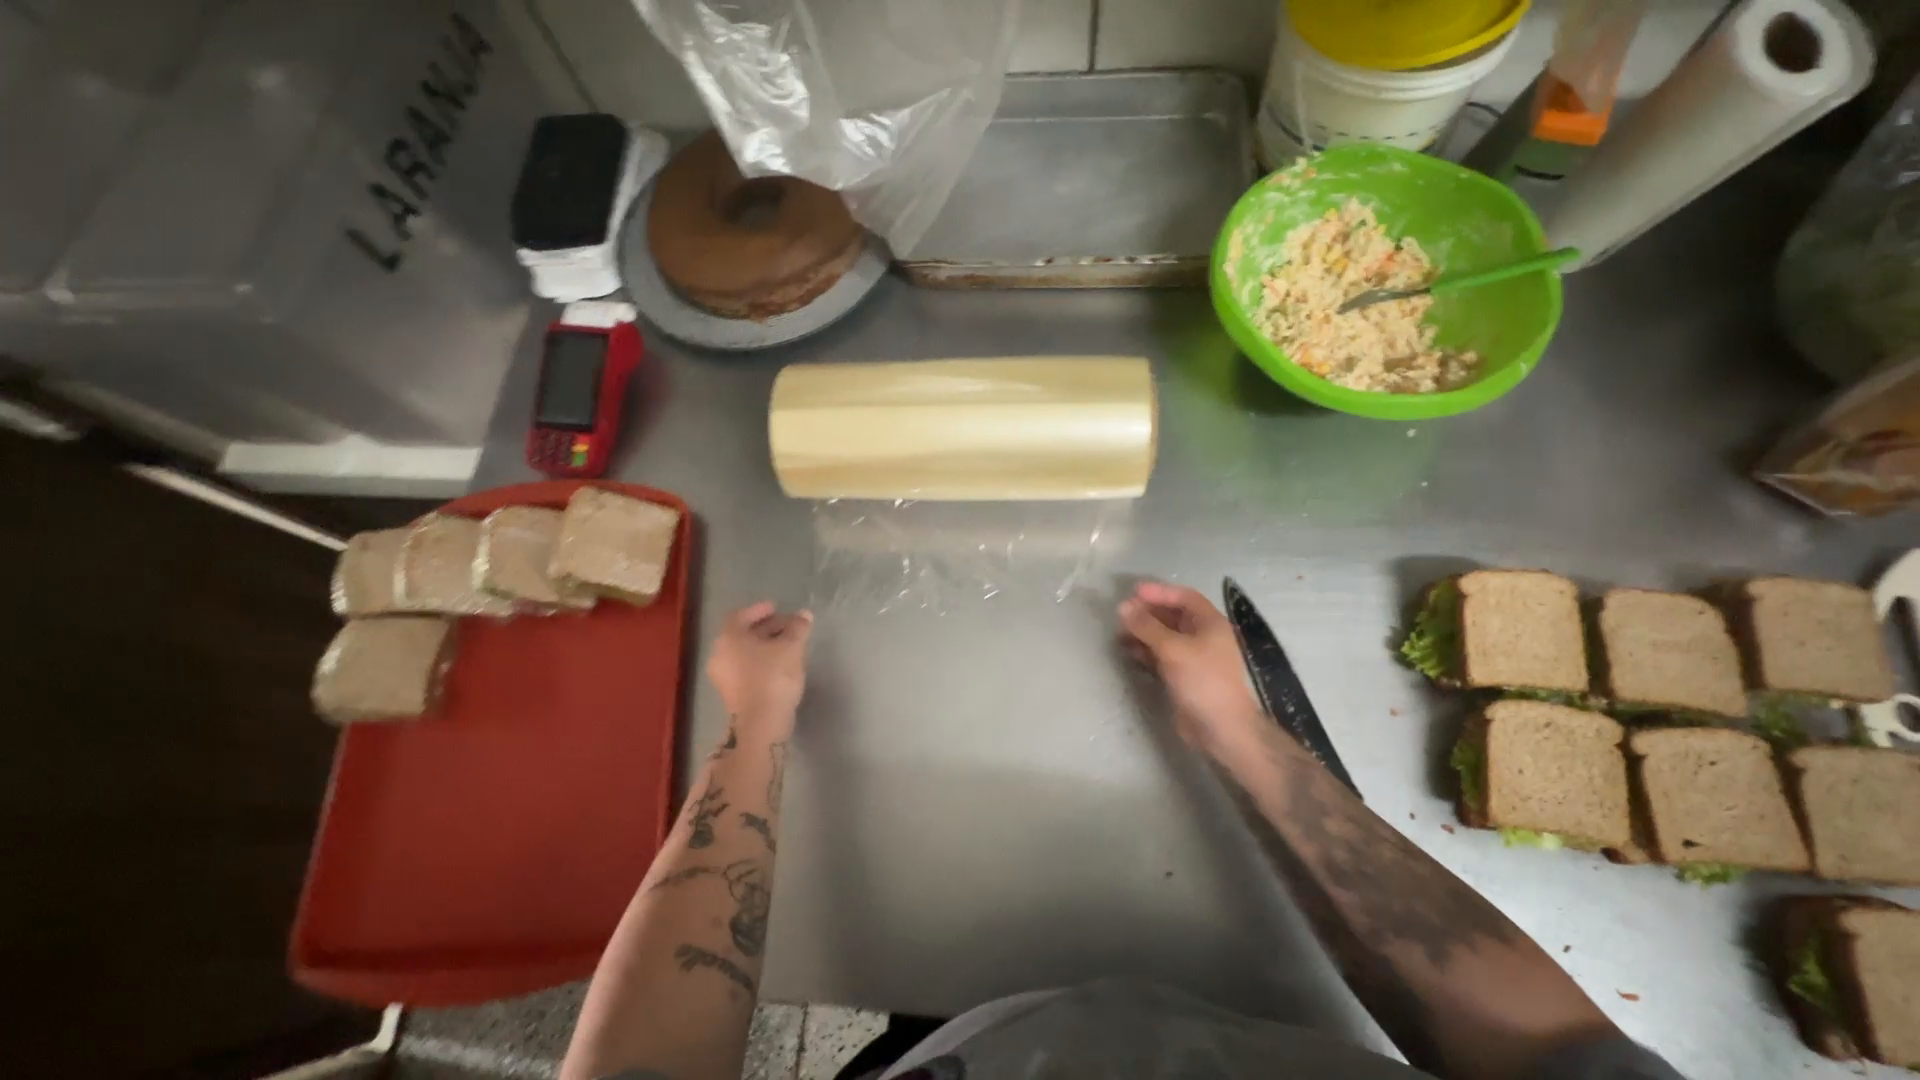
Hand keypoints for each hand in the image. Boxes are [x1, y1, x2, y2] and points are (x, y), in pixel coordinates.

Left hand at [706, 601, 812, 726]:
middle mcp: (720, 654)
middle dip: (767, 628)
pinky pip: (745, 668)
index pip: (741, 616)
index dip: (759, 610)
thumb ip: (798, 628)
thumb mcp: (791, 648)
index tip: (777, 608)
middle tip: (789, 626)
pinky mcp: (731, 693)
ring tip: (788, 645)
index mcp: (729, 638)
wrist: (761, 722)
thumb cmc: (773, 677)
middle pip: (743, 634)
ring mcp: (723, 676)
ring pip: (745, 653)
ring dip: (765, 646)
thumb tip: (804, 615)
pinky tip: (780, 664)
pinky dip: (760, 661)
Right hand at [1119, 582, 1263, 754]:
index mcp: (1210, 623)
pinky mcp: (1181, 676)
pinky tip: (1127, 651)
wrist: (1219, 727)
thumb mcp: (1173, 649)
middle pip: (1172, 616)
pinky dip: (1145, 651)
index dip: (1159, 592)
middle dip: (1148, 613)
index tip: (1133, 592)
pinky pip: (1160, 656)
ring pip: (1164, 637)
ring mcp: (1192, 657)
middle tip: (1122, 614)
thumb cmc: (1202, 680)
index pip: (1184, 597)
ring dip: (1143, 632)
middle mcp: (1203, 636)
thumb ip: (1147, 627)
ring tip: (1119, 632)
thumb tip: (1122, 607)